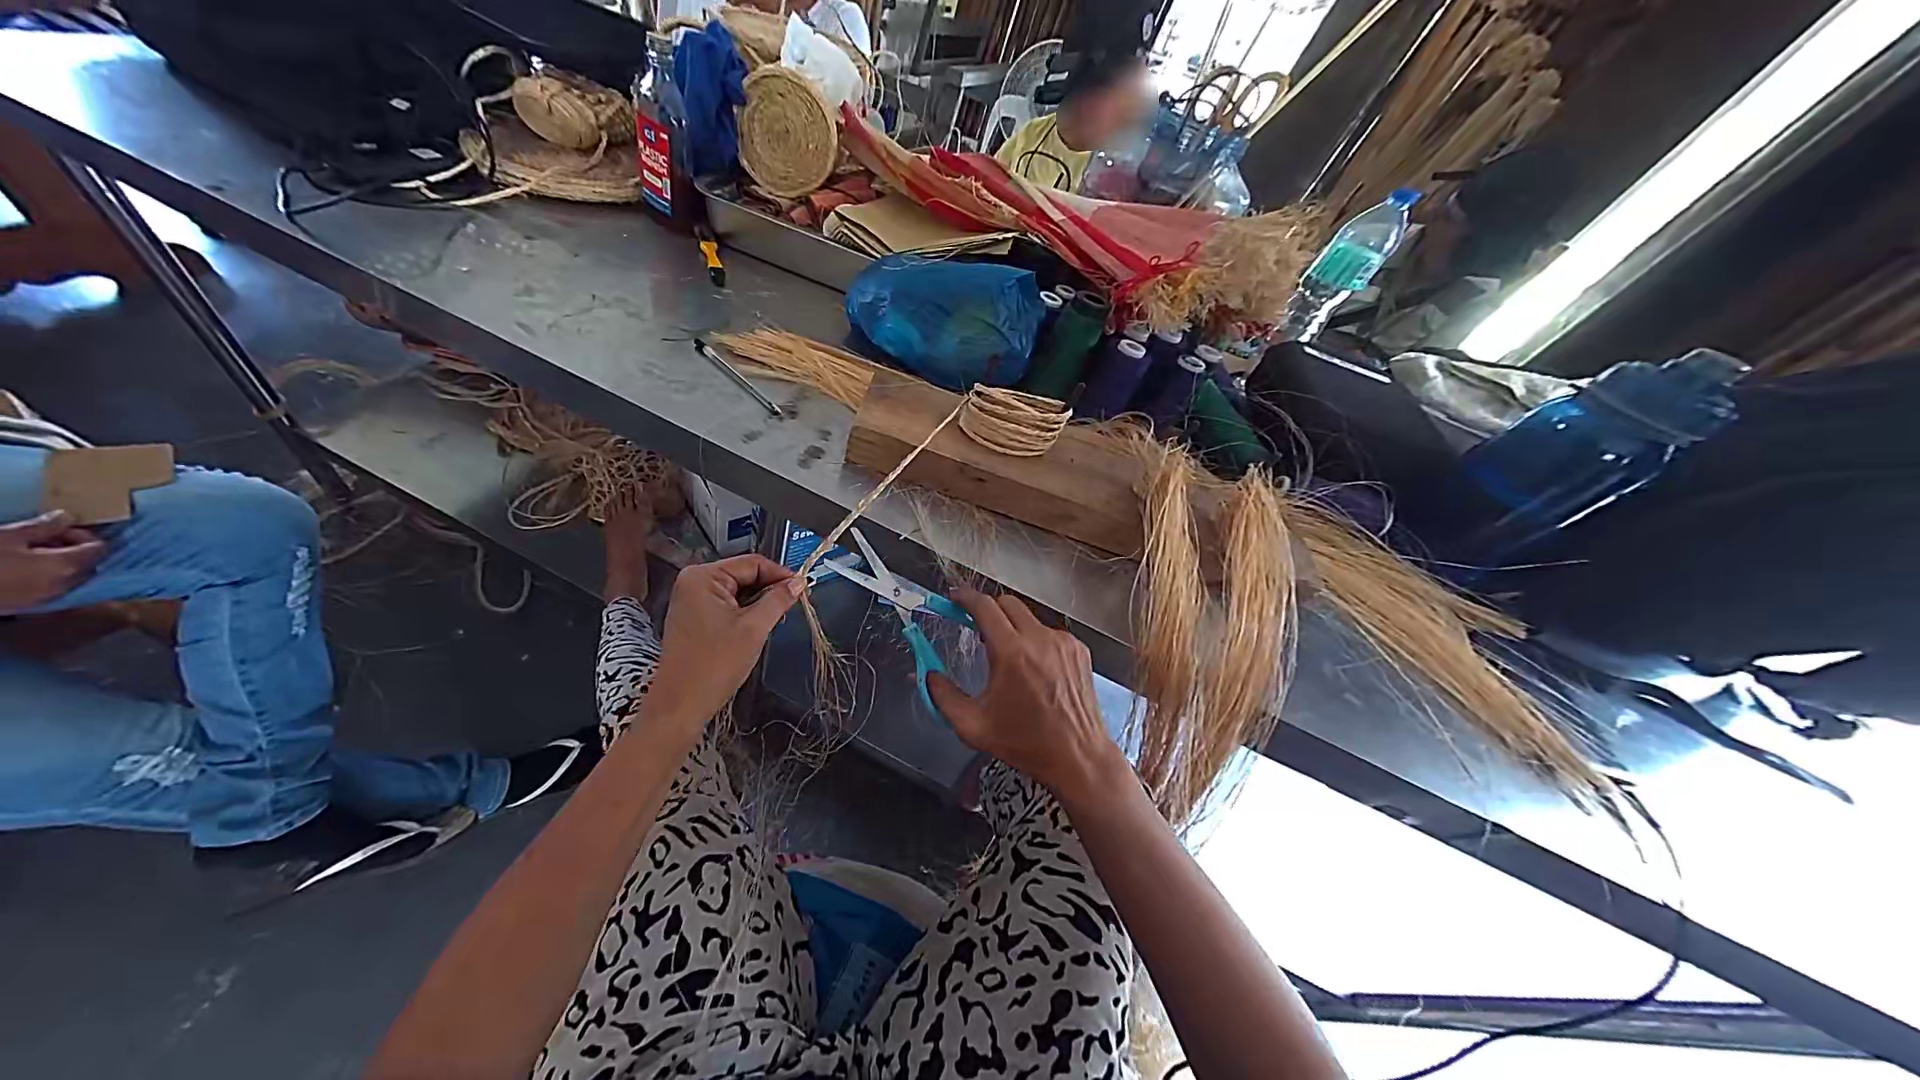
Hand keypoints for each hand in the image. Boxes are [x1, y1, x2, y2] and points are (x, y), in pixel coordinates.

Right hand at [0, 511, 105, 614]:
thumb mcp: (7, 536)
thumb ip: (42, 527)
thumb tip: (66, 517)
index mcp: (67, 566)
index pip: (98, 548)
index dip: (81, 534)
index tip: (55, 527)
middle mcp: (66, 585)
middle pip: (89, 563)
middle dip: (72, 548)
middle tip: (40, 537)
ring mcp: (46, 598)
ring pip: (71, 576)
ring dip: (60, 562)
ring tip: (25, 550)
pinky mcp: (27, 606)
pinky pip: (51, 587)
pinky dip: (46, 575)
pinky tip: (18, 566)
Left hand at [646, 554, 800, 723]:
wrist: (682, 703)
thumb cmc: (713, 665)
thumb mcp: (755, 627)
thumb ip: (779, 599)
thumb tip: (798, 582)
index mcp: (703, 577)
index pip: (753, 563)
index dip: (781, 575)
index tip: (802, 588)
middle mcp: (693, 582)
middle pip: (744, 575)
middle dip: (770, 590)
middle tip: (794, 605)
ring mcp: (692, 599)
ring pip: (738, 591)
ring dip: (759, 603)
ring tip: (776, 620)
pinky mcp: (694, 616)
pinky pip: (727, 604)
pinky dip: (745, 613)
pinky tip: (757, 627)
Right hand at [928, 588, 1129, 803]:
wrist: (1077, 757)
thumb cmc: (1028, 743)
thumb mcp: (974, 726)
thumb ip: (943, 697)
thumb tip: (929, 676)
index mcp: (1012, 654)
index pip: (984, 607)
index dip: (965, 598)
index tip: (955, 598)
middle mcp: (1040, 641)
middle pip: (1007, 603)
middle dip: (988, 609)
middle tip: (975, 625)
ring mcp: (1063, 643)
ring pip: (1029, 617)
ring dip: (1012, 626)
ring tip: (1006, 656)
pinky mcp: (1078, 650)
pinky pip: (1049, 632)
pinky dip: (1035, 640)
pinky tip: (1032, 667)